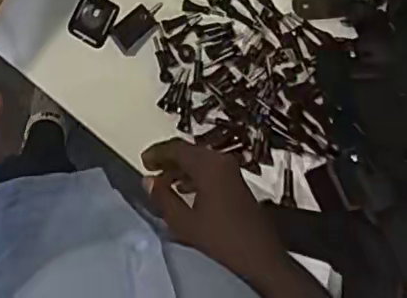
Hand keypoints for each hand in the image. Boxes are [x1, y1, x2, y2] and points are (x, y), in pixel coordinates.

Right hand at [142, 139, 324, 297]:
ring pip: (200, 161)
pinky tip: (187, 191)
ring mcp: (231, 171)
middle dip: (168, 159)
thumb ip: (164, 199)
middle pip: (189, 151)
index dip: (157, 152)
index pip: (176, 147)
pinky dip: (195, 175)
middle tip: (151, 169)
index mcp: (208, 164)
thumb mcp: (186, 223)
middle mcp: (221, 161)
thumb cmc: (223, 240)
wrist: (263, 260)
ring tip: (165, 183)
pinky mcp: (237, 183)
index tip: (144, 161)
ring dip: (181, 169)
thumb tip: (149, 181)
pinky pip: (210, 170)